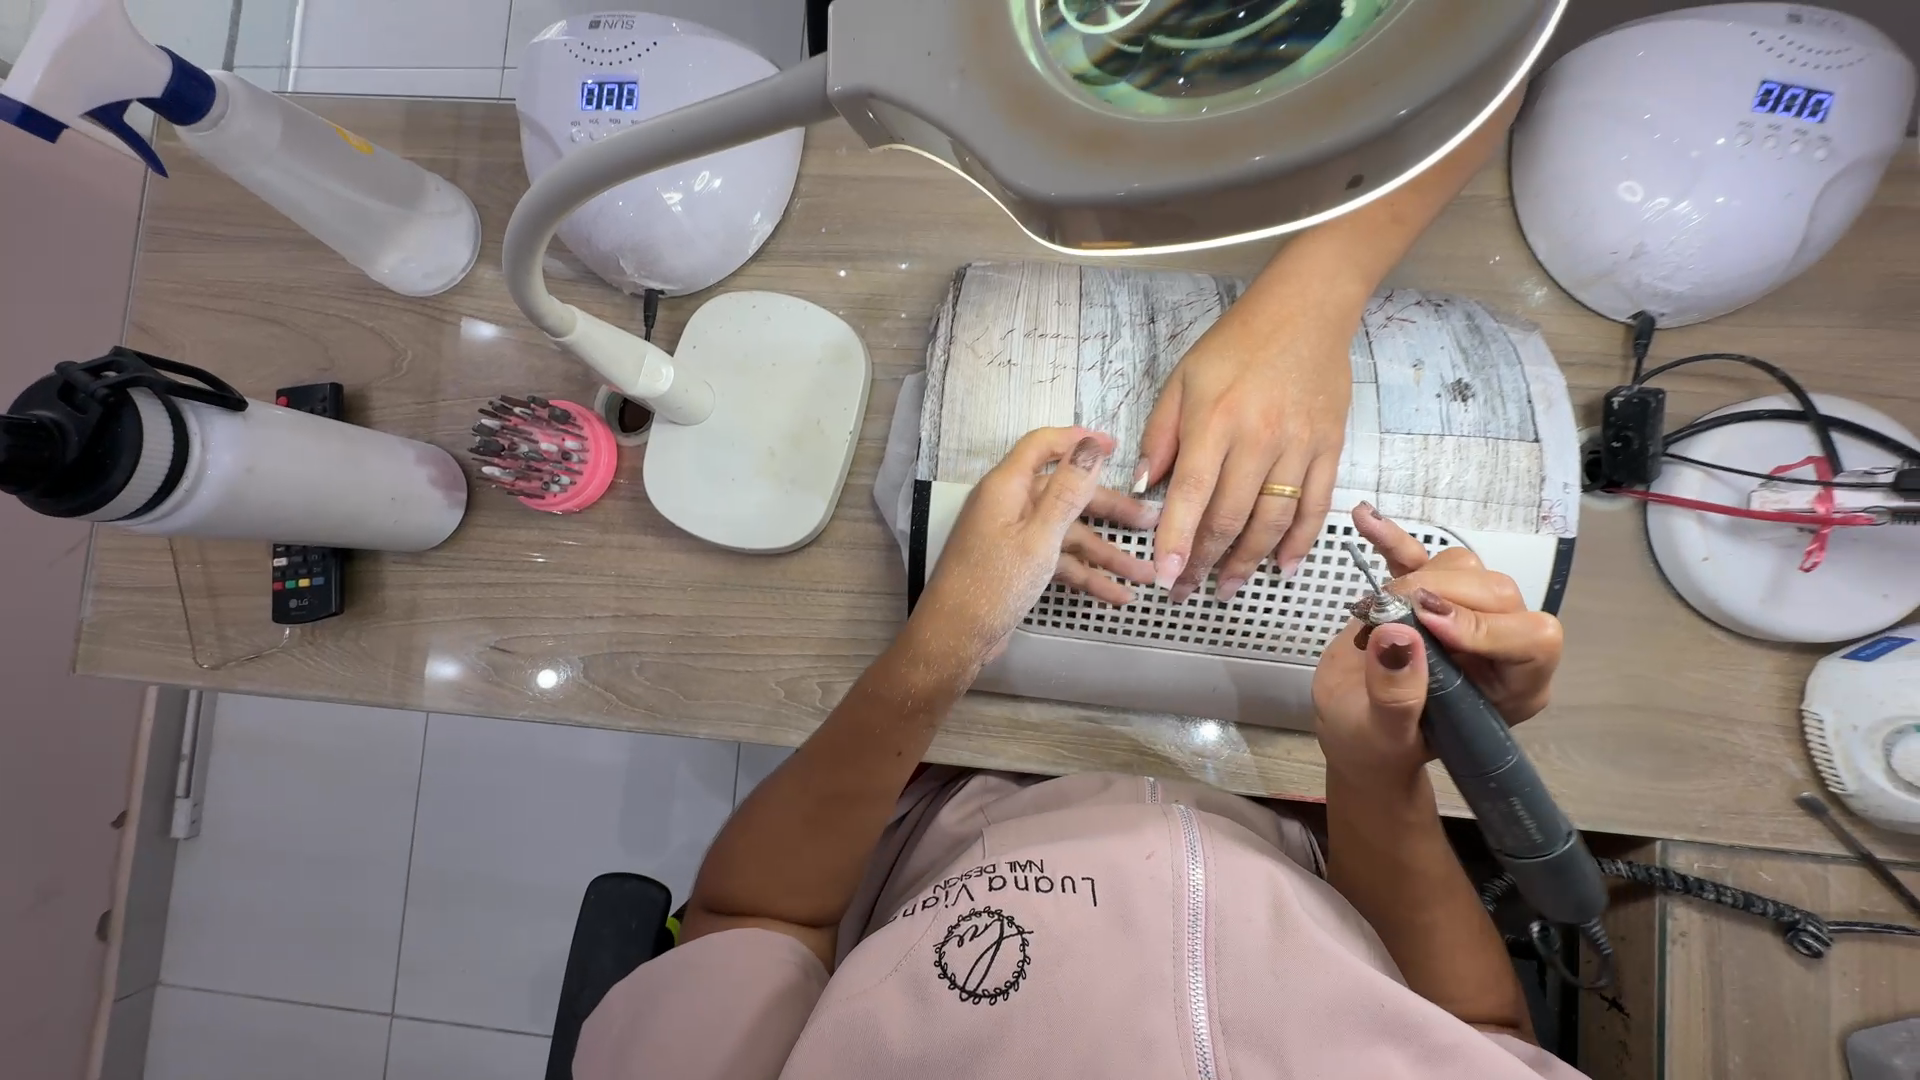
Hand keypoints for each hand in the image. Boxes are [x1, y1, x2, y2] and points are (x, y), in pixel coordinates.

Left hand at [915, 427, 1157, 666]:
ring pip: (1067, 535)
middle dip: (1110, 510)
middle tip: (1151, 521)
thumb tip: (1089, 445)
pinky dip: (1085, 576)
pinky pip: (1057, 561)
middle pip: (1066, 495)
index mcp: (1007, 487)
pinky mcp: (1017, 565)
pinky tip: (1117, 596)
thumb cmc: (993, 583)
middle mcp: (1009, 506)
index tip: (1116, 446)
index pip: (1043, 446)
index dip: (1079, 441)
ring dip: (1105, 555)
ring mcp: (1013, 537)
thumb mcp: (1039, 537)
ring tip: (1146, 575)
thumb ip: (1067, 491)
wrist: (955, 637)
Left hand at [1139, 302, 1351, 603]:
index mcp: (1214, 423)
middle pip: (1229, 518)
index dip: (1176, 542)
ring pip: (1272, 521)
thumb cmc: (1233, 346)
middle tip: (1185, 591)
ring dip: (1247, 562)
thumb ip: (1159, 438)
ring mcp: (1299, 447)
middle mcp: (1258, 440)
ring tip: (1226, 588)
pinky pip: (1315, 507)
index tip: (1165, 577)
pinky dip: (1300, 542)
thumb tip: (1142, 489)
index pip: (1191, 496)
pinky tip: (1283, 567)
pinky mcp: (1330, 448)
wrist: (1306, 311)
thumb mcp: (1180, 383)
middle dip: (1204, 563)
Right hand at [1311, 505, 1563, 790]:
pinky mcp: (1422, 598)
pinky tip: (1365, 519)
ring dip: (1415, 576)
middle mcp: (1499, 647)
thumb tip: (1399, 633)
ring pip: (1464, 570)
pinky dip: (1392, 539)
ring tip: (1369, 605)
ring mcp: (1463, 617)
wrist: (1353, 732)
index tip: (1423, 623)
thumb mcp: (1382, 733)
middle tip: (1379, 613)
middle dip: (1436, 594)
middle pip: (1496, 593)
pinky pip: (1417, 557)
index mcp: (1512, 688)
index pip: (1530, 638)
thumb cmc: (1374, 744)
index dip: (1482, 624)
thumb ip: (1397, 692)